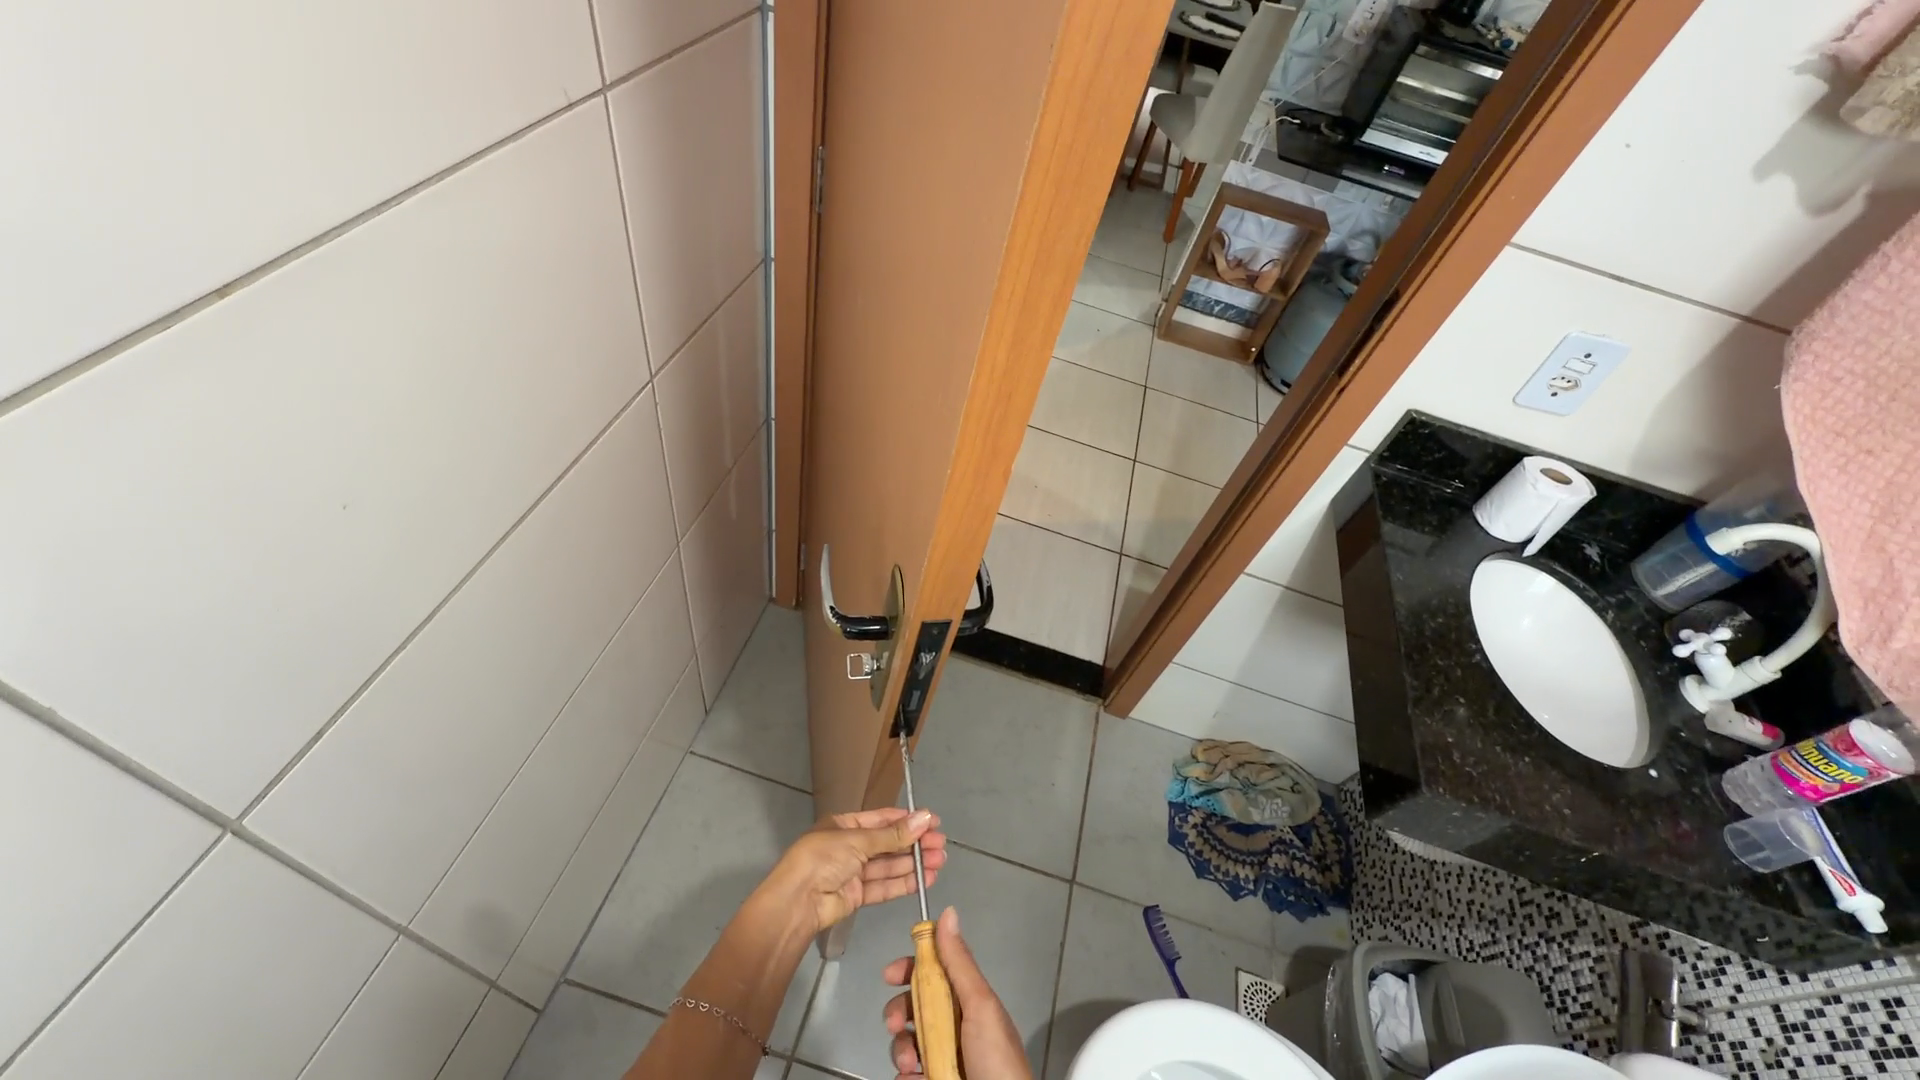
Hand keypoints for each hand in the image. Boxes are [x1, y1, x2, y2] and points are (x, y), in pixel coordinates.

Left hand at [760, 807, 948, 933]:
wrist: (797, 902)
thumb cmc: (822, 858)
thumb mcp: (858, 840)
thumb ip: (893, 835)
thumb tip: (925, 818)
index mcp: (845, 826)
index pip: (882, 820)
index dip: (908, 820)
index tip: (933, 822)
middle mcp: (850, 847)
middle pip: (889, 843)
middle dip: (915, 844)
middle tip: (940, 845)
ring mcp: (854, 872)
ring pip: (889, 865)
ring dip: (914, 863)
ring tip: (939, 861)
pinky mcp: (857, 896)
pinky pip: (885, 886)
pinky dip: (905, 882)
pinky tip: (925, 879)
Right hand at [882, 907, 1031, 1079]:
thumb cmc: (996, 1060)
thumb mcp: (980, 1005)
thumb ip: (958, 962)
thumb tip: (948, 912)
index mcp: (969, 1001)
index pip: (934, 972)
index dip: (911, 968)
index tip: (890, 975)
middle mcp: (956, 1025)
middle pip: (914, 1006)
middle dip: (899, 1014)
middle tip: (896, 1027)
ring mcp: (945, 1057)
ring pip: (907, 1041)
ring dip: (902, 1050)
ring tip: (913, 1067)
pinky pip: (908, 1073)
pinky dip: (906, 1076)